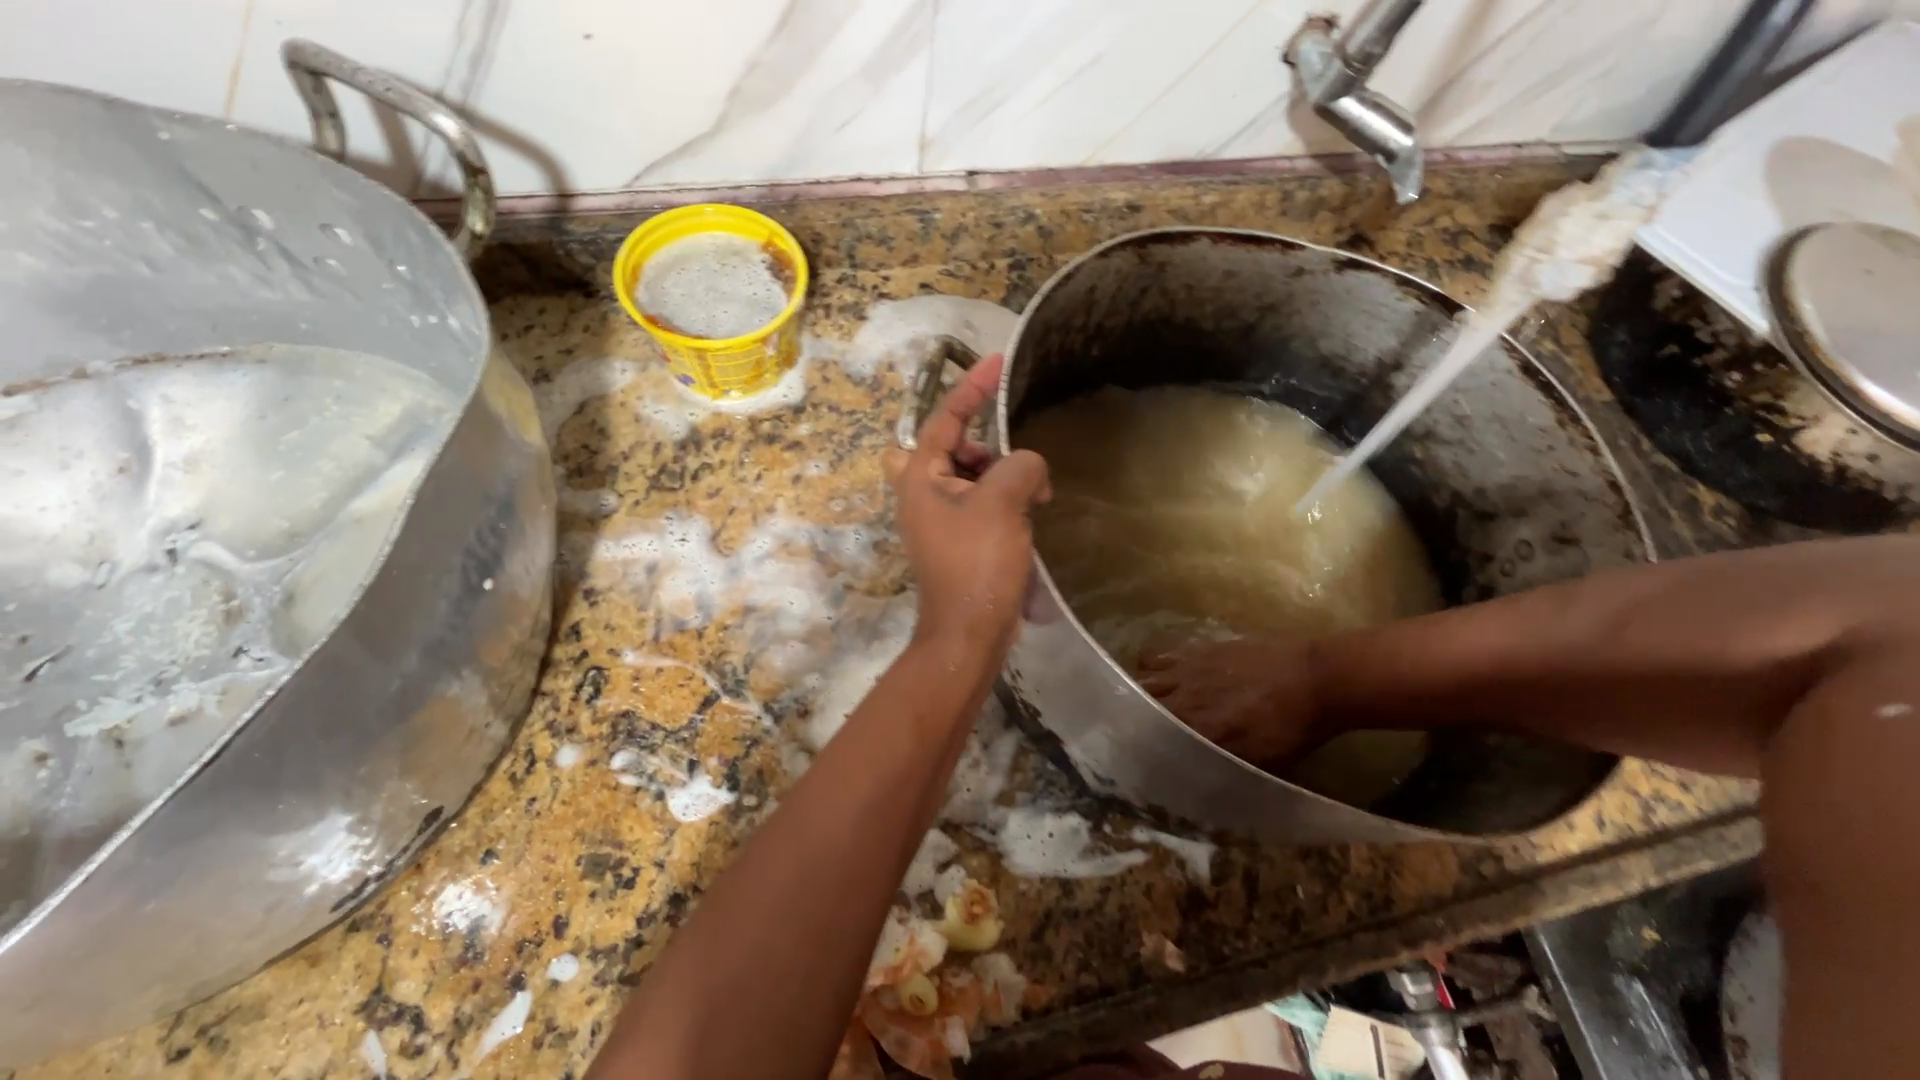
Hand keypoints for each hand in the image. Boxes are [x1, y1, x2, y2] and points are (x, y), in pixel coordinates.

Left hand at [883, 354, 1050, 662]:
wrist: (970, 632)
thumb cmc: (977, 563)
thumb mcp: (1003, 503)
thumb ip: (1020, 465)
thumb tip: (1029, 469)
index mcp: (919, 477)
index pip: (945, 418)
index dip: (971, 388)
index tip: (996, 362)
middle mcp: (920, 494)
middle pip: (950, 446)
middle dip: (982, 445)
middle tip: (1008, 462)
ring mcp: (937, 520)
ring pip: (966, 476)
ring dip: (999, 476)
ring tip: (1030, 496)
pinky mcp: (956, 542)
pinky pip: (978, 504)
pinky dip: (1001, 501)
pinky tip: (1027, 517)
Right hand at [1137, 638, 1324, 767]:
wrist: (1318, 677)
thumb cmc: (1295, 728)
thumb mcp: (1262, 762)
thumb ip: (1225, 772)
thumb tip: (1198, 787)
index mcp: (1198, 731)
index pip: (1149, 742)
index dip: (1135, 749)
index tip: (1130, 757)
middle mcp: (1184, 698)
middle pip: (1137, 705)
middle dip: (1129, 718)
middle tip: (1131, 729)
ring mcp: (1188, 669)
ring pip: (1142, 678)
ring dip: (1137, 692)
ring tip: (1140, 701)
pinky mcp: (1198, 648)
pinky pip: (1159, 655)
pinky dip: (1150, 666)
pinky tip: (1160, 674)